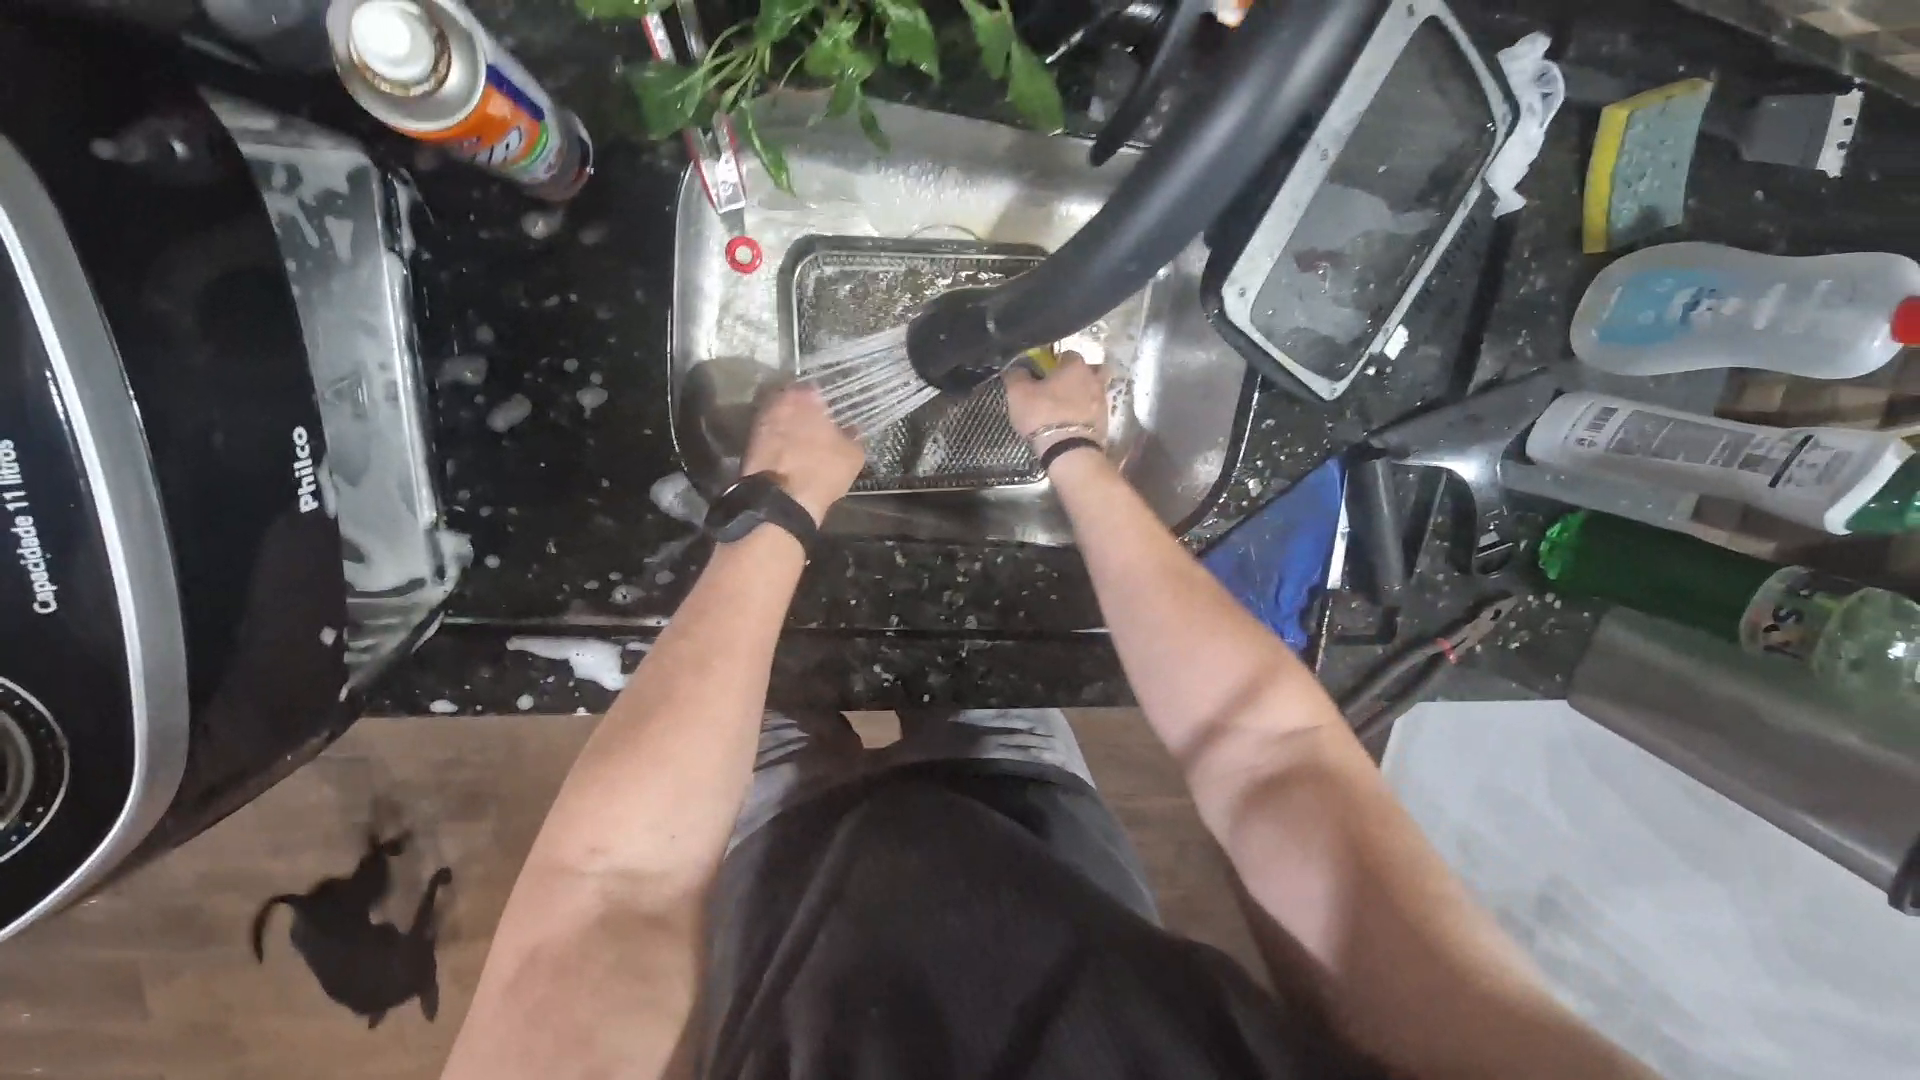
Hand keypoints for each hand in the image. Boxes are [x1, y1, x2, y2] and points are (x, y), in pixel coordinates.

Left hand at [741, 385, 865, 524]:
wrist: (781, 501)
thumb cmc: (822, 470)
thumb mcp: (852, 455)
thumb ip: (853, 436)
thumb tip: (852, 429)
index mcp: (803, 396)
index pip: (816, 389)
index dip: (826, 402)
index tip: (832, 413)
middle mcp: (776, 401)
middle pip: (792, 401)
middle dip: (803, 411)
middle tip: (817, 426)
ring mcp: (758, 422)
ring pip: (778, 418)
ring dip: (788, 427)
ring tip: (802, 442)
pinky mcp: (747, 444)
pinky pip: (768, 437)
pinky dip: (777, 442)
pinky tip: (789, 455)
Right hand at [1003, 352, 1108, 456]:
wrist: (1070, 451)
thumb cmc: (1043, 415)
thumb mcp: (1018, 393)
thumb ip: (1016, 375)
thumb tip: (1017, 368)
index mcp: (1075, 365)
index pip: (1066, 354)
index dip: (1053, 363)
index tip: (1042, 375)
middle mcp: (1094, 379)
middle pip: (1087, 371)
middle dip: (1075, 377)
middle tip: (1058, 390)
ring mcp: (1103, 401)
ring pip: (1093, 391)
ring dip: (1082, 396)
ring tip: (1066, 409)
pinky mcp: (1105, 422)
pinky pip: (1094, 412)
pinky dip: (1085, 415)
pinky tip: (1072, 424)